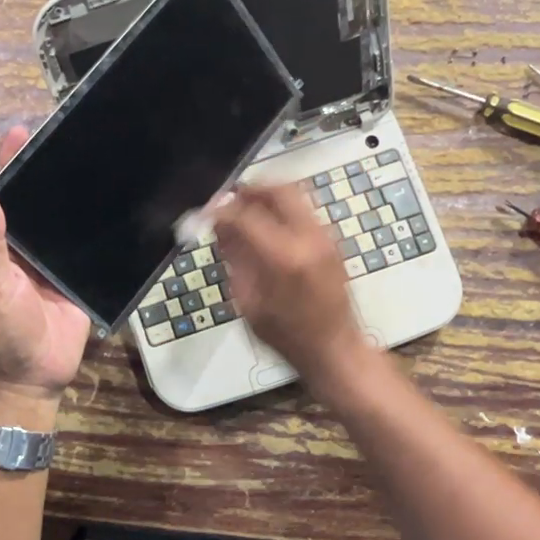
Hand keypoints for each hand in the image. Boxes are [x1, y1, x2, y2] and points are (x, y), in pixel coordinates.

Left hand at [0, 127, 91, 399]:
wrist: (33, 379)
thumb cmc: (1, 333)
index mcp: (0, 244)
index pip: (2, 194)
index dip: (8, 163)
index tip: (22, 129)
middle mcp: (26, 247)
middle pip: (37, 200)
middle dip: (49, 169)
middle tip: (75, 133)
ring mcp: (56, 262)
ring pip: (67, 220)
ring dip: (78, 195)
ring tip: (104, 157)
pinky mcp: (81, 278)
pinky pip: (92, 248)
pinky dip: (104, 229)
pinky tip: (124, 204)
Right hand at [213, 184, 369, 377]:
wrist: (335, 349)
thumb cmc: (286, 335)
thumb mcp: (249, 302)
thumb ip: (235, 259)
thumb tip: (220, 228)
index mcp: (284, 257)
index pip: (246, 215)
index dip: (220, 210)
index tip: (204, 214)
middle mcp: (309, 238)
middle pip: (278, 190)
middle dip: (249, 191)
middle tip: (228, 201)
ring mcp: (326, 237)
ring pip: (294, 195)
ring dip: (266, 197)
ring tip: (245, 211)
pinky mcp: (333, 241)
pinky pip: (304, 210)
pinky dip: (281, 209)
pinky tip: (266, 227)